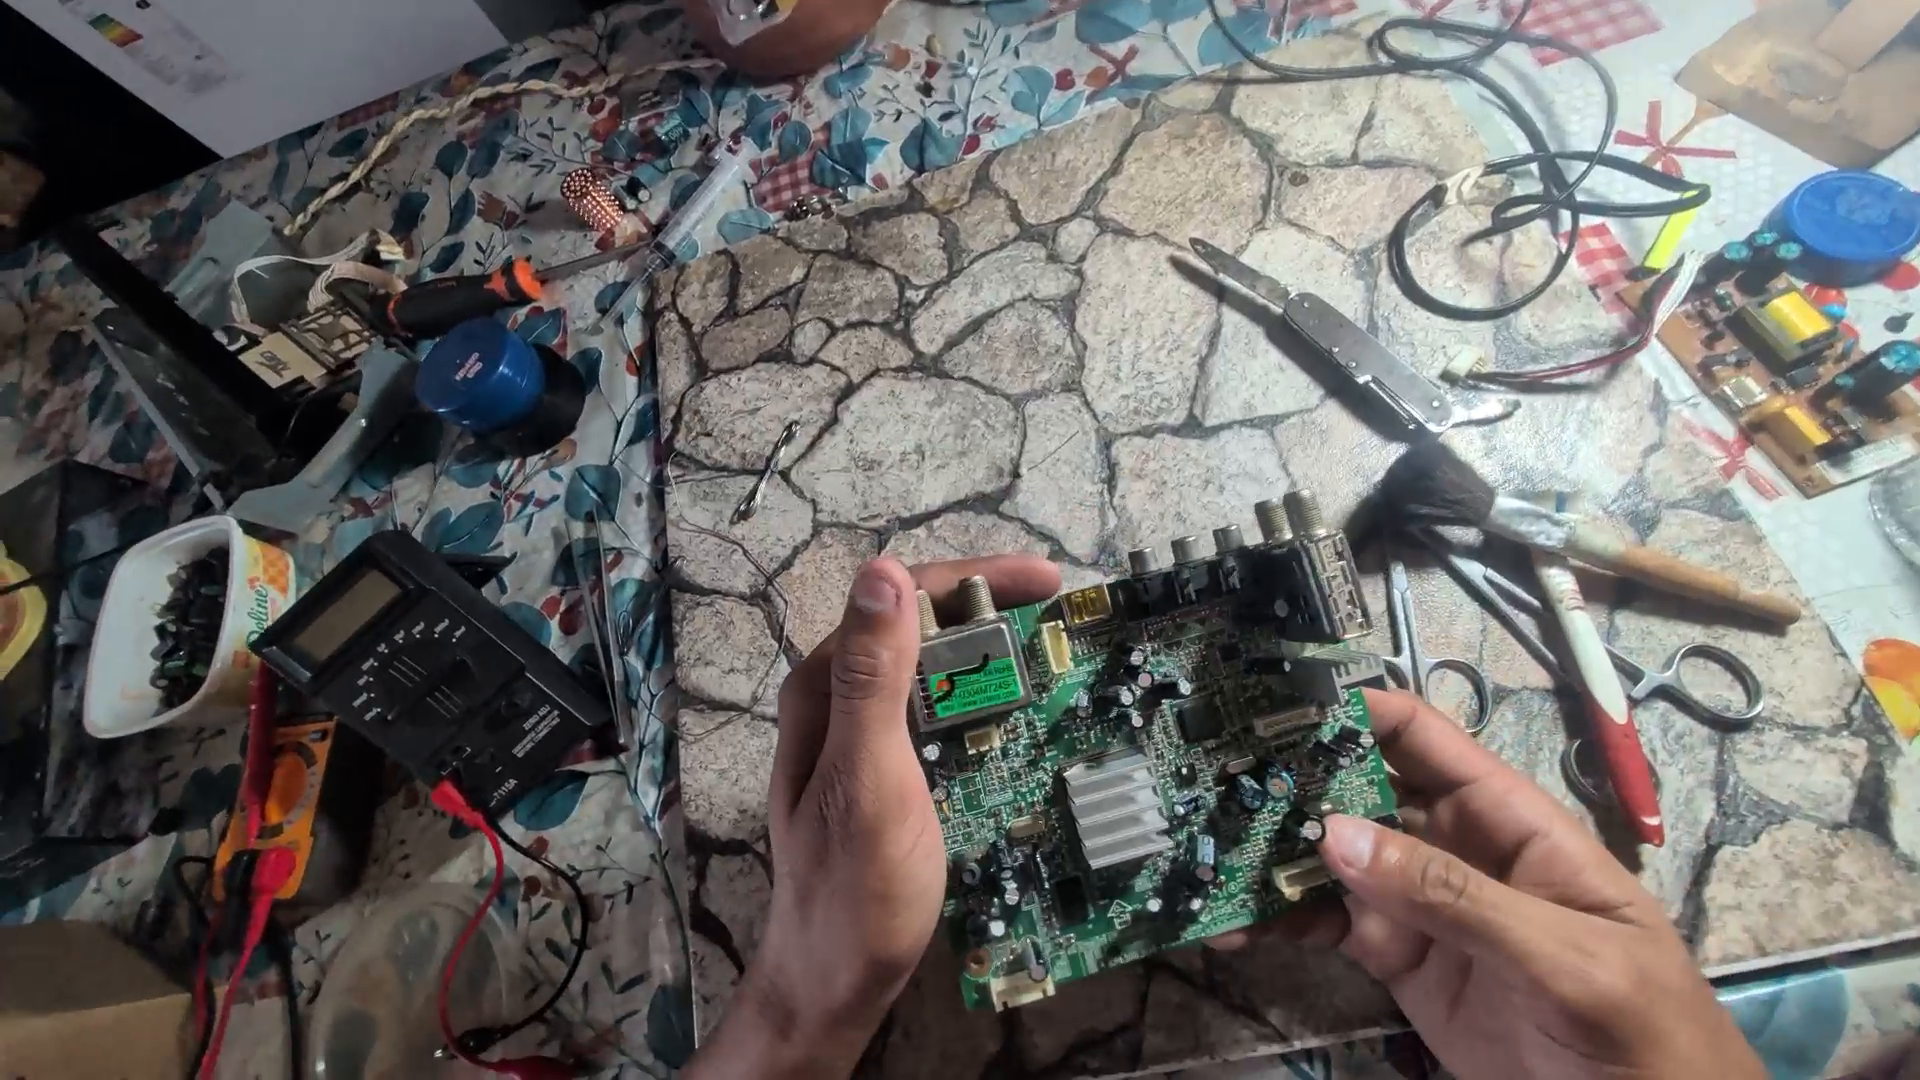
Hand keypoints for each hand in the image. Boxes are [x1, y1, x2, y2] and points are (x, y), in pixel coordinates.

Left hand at [688, 554, 1060, 1079]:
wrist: (834, 982)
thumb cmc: (852, 890)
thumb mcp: (866, 779)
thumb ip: (871, 677)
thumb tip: (884, 570)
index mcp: (826, 684)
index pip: (901, 597)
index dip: (975, 578)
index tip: (1046, 582)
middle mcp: (840, 695)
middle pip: (920, 624)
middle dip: (991, 610)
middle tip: (1059, 617)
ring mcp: (863, 729)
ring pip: (933, 663)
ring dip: (991, 650)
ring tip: (1051, 653)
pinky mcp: (888, 760)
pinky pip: (939, 705)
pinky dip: (983, 695)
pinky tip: (1019, 705)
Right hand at [1219, 689, 1762, 1079]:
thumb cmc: (1648, 1043)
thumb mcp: (1570, 964)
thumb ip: (1456, 896)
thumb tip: (1334, 832)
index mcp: (1500, 817)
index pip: (1418, 736)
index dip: (1352, 709)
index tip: (1276, 706)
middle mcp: (1443, 841)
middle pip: (1352, 786)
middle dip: (1288, 779)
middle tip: (1214, 779)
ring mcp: (1410, 897)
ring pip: (1325, 851)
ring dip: (1268, 849)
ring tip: (1206, 850)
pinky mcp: (1387, 949)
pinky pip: (1321, 918)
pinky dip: (1276, 916)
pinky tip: (1233, 922)